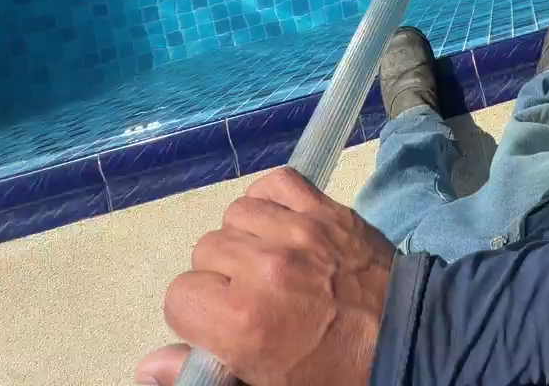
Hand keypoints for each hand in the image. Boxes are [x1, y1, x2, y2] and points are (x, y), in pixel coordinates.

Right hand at [136, 167, 394, 385]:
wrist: (400, 334)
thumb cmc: (330, 369)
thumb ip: (204, 379)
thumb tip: (148, 364)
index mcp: (242, 322)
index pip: (179, 294)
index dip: (194, 311)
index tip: (219, 320)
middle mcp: (265, 268)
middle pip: (206, 249)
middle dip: (219, 273)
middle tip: (248, 292)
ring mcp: (298, 231)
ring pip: (237, 214)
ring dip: (244, 235)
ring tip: (266, 257)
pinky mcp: (325, 208)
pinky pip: (277, 181)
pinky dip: (270, 196)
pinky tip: (277, 221)